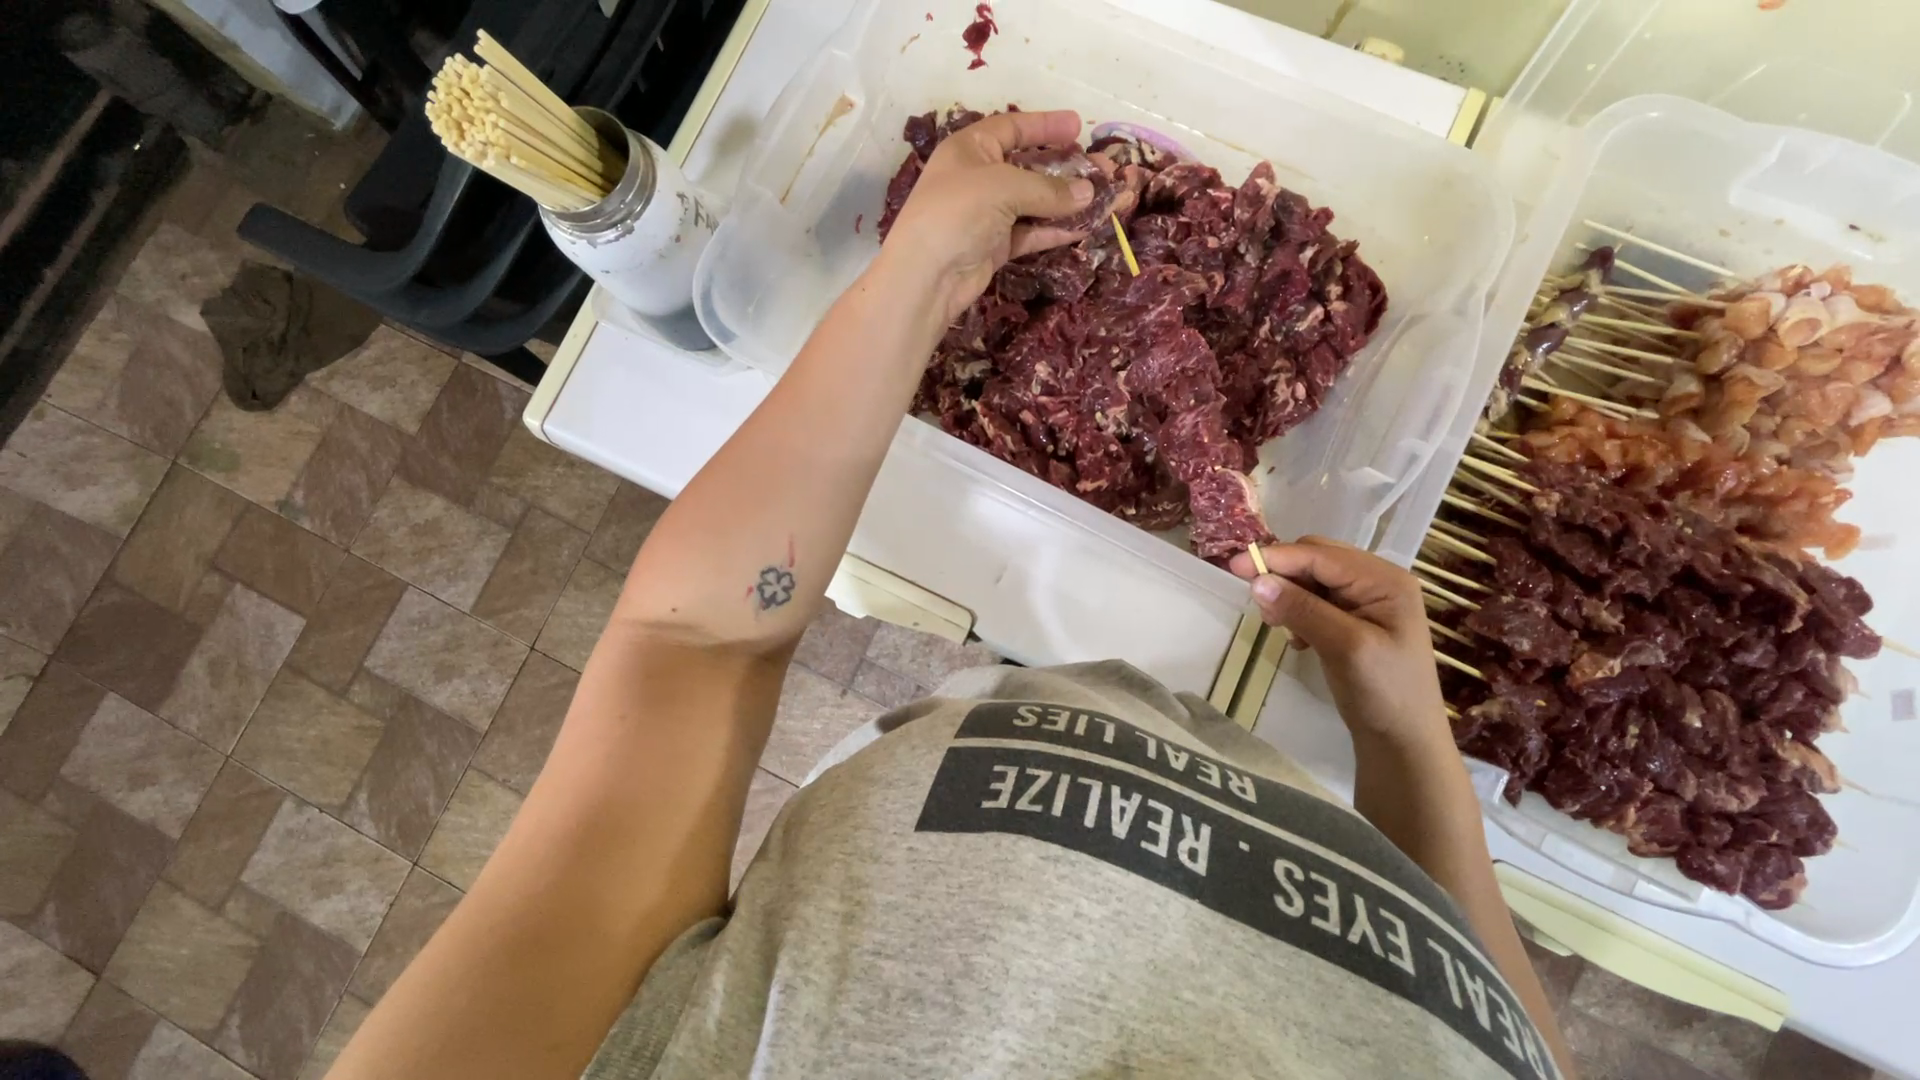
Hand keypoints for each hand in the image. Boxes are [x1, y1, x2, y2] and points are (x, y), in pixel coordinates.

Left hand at [880, 109, 1095, 322]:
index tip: (1078, 127)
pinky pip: (1031, 232)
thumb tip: (1088, 193)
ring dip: (1069, 201)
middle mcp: (978, 178)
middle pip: (1030, 166)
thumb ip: (1048, 189)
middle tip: (1104, 168)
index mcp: (970, 149)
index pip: (1012, 128)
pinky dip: (1056, 228)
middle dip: (1067, 167)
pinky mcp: (995, 247)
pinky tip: (1085, 225)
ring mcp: (987, 215)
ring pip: (1035, 203)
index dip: (1045, 126)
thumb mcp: (1004, 188)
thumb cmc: (957, 213)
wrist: (927, 276)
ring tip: (1107, 196)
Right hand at [1228, 538, 1451, 752]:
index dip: (1276, 557)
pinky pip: (1313, 601)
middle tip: (1262, 609)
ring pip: (1310, 580)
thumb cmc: (1384, 693)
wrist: (1403, 741)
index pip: (1320, 555)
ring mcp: (1365, 602)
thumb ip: (1302, 609)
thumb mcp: (1344, 647)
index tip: (1234, 567)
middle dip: (1283, 576)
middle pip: (1314, 560)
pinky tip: (1297, 639)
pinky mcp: (1352, 621)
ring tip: (1281, 628)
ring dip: (1288, 596)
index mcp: (1384, 580)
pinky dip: (1297, 612)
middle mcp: (1376, 582)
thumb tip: (1257, 582)